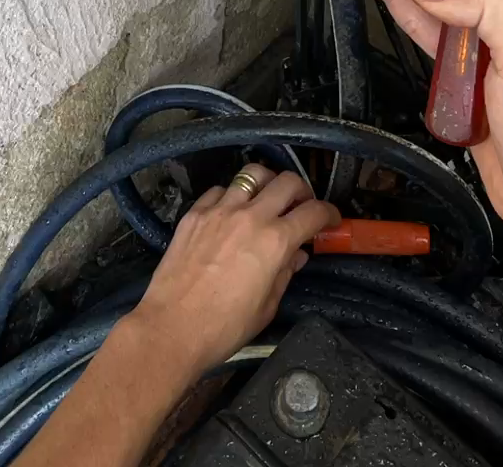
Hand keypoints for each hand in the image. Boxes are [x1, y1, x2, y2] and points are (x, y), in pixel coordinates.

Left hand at [124, 165, 340, 373]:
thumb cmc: (224, 327)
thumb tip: (297, 254)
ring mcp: (220, 209)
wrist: (172, 328)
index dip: (329, 213)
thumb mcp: (267, 306)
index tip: (331, 220)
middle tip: (302, 205)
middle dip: (303, 190)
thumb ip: (285, 273)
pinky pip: (220, 190)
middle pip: (287, 181)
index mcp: (275, 241)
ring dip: (267, 184)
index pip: (313, 212)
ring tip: (267, 199)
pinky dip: (232, 196)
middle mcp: (250, 216)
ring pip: (252, 174)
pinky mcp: (195, 212)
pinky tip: (231, 212)